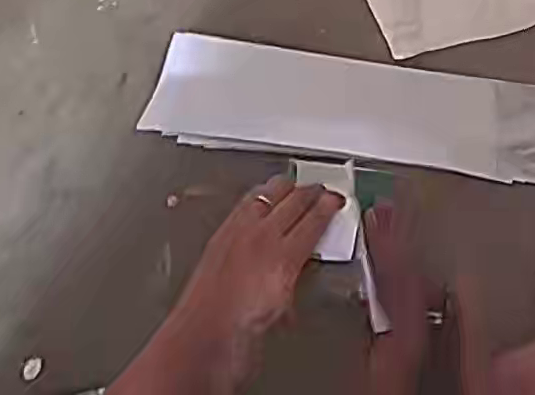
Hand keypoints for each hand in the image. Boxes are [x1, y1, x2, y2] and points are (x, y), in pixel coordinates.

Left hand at [134, 176, 343, 393]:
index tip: (337, 201)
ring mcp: (239, 231)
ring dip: (289, 188)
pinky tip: (265, 197)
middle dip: (314, 192)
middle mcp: (262, 238)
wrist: (196, 346)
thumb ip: (298, 276)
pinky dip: (262, 194)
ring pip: (271, 191)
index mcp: (283, 260)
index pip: (315, 219)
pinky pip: (247, 201)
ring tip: (297, 188)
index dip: (330, 206)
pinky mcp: (221, 232)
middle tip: (324, 192)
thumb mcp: (284, 311)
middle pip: (297, 199)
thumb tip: (306, 261)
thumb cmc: (237, 341)